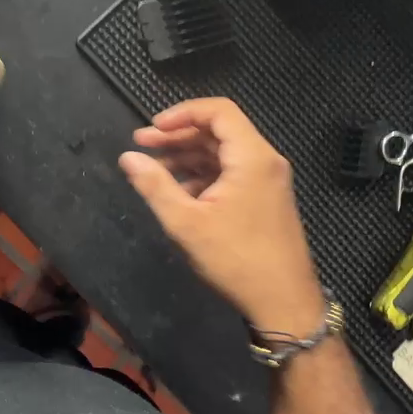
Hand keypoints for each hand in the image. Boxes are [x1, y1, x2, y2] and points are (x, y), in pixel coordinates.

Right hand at [119, 98, 326, 335]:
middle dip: (178, 135)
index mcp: (251, 157)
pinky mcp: (265, 198)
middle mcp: (264, 160)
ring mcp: (267, 180)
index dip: (182, 112)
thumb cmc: (236, 259)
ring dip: (187, 156)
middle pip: (218, 130)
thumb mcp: (187, 223)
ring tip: (153, 169)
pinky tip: (178, 192)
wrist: (284, 302)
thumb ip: (155, 186)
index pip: (218, 111)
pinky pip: (231, 172)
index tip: (152, 128)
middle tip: (141, 144)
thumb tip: (128, 157)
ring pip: (222, 153)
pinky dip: (203, 174)